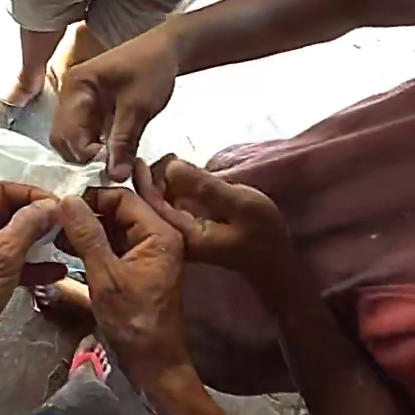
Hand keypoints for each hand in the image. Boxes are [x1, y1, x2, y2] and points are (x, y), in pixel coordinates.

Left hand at [0, 182, 64, 366]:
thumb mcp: (2, 254)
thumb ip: (29, 224)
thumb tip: (54, 204)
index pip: (2, 191)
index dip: (32, 194)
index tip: (61, 204)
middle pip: (10, 213)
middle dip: (39, 218)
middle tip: (69, 223)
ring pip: (15, 239)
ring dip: (40, 242)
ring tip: (67, 243)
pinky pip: (16, 263)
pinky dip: (35, 266)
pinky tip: (58, 271)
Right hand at [50, 27, 179, 182]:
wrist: (167, 49)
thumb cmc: (151, 68)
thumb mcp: (138, 106)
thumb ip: (124, 142)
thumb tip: (115, 177)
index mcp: (75, 87)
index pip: (66, 132)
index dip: (85, 154)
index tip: (112, 166)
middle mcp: (69, 94)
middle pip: (63, 138)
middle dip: (83, 157)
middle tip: (112, 165)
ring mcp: (79, 101)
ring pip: (74, 138)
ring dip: (91, 153)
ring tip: (117, 160)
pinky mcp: (91, 108)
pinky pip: (87, 134)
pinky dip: (98, 146)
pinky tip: (117, 152)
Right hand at [55, 188, 189, 386]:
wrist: (153, 363)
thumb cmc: (133, 321)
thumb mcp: (105, 275)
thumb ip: (87, 235)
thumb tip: (67, 199)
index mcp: (160, 233)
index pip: (124, 197)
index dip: (92, 198)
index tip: (62, 206)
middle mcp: (160, 236)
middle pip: (119, 209)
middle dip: (87, 213)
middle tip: (55, 219)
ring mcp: (150, 251)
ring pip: (114, 226)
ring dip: (87, 228)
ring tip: (56, 233)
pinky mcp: (139, 265)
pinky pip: (114, 243)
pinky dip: (93, 243)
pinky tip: (67, 246)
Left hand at [134, 155, 297, 286]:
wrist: (276, 258)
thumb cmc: (264, 233)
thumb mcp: (241, 204)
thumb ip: (206, 186)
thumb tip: (171, 167)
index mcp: (183, 235)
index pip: (152, 206)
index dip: (143, 182)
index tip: (138, 160)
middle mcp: (177, 236)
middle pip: (152, 204)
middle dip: (152, 178)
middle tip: (166, 156)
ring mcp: (184, 232)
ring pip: (163, 202)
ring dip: (163, 181)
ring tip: (173, 160)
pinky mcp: (192, 227)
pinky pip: (174, 204)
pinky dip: (174, 187)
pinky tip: (182, 173)